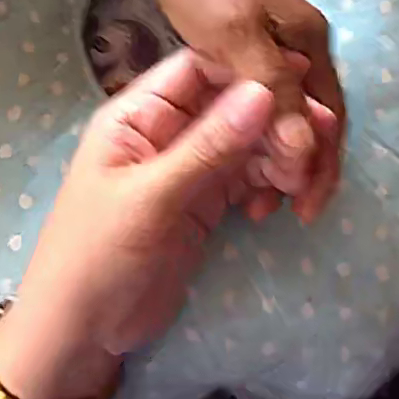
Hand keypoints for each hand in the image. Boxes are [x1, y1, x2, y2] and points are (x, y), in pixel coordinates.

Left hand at [0, 50, 275, 398]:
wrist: (84, 329)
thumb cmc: (97, 255)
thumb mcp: (150, 199)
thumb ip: (207, 147)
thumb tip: (264, 91)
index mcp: (137, 114)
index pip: (198, 68)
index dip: (247, 69)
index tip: (298, 82)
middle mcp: (165, 131)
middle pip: (231, 103)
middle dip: (274, 119)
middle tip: (313, 143)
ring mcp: (187, 166)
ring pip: (246, 141)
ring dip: (279, 155)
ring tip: (300, 181)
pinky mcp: (205, 201)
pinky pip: (247, 177)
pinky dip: (269, 184)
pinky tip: (277, 207)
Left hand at [146, 0, 344, 221]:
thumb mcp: (236, 38)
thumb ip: (272, 90)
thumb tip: (306, 149)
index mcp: (306, 46)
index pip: (324, 117)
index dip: (316, 163)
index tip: (303, 205)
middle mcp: (297, 54)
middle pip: (309, 123)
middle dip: (299, 168)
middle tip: (284, 211)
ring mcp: (270, 58)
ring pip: (281, 122)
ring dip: (275, 160)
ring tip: (259, 202)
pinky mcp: (244, 63)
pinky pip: (256, 112)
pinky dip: (251, 141)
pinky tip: (240, 167)